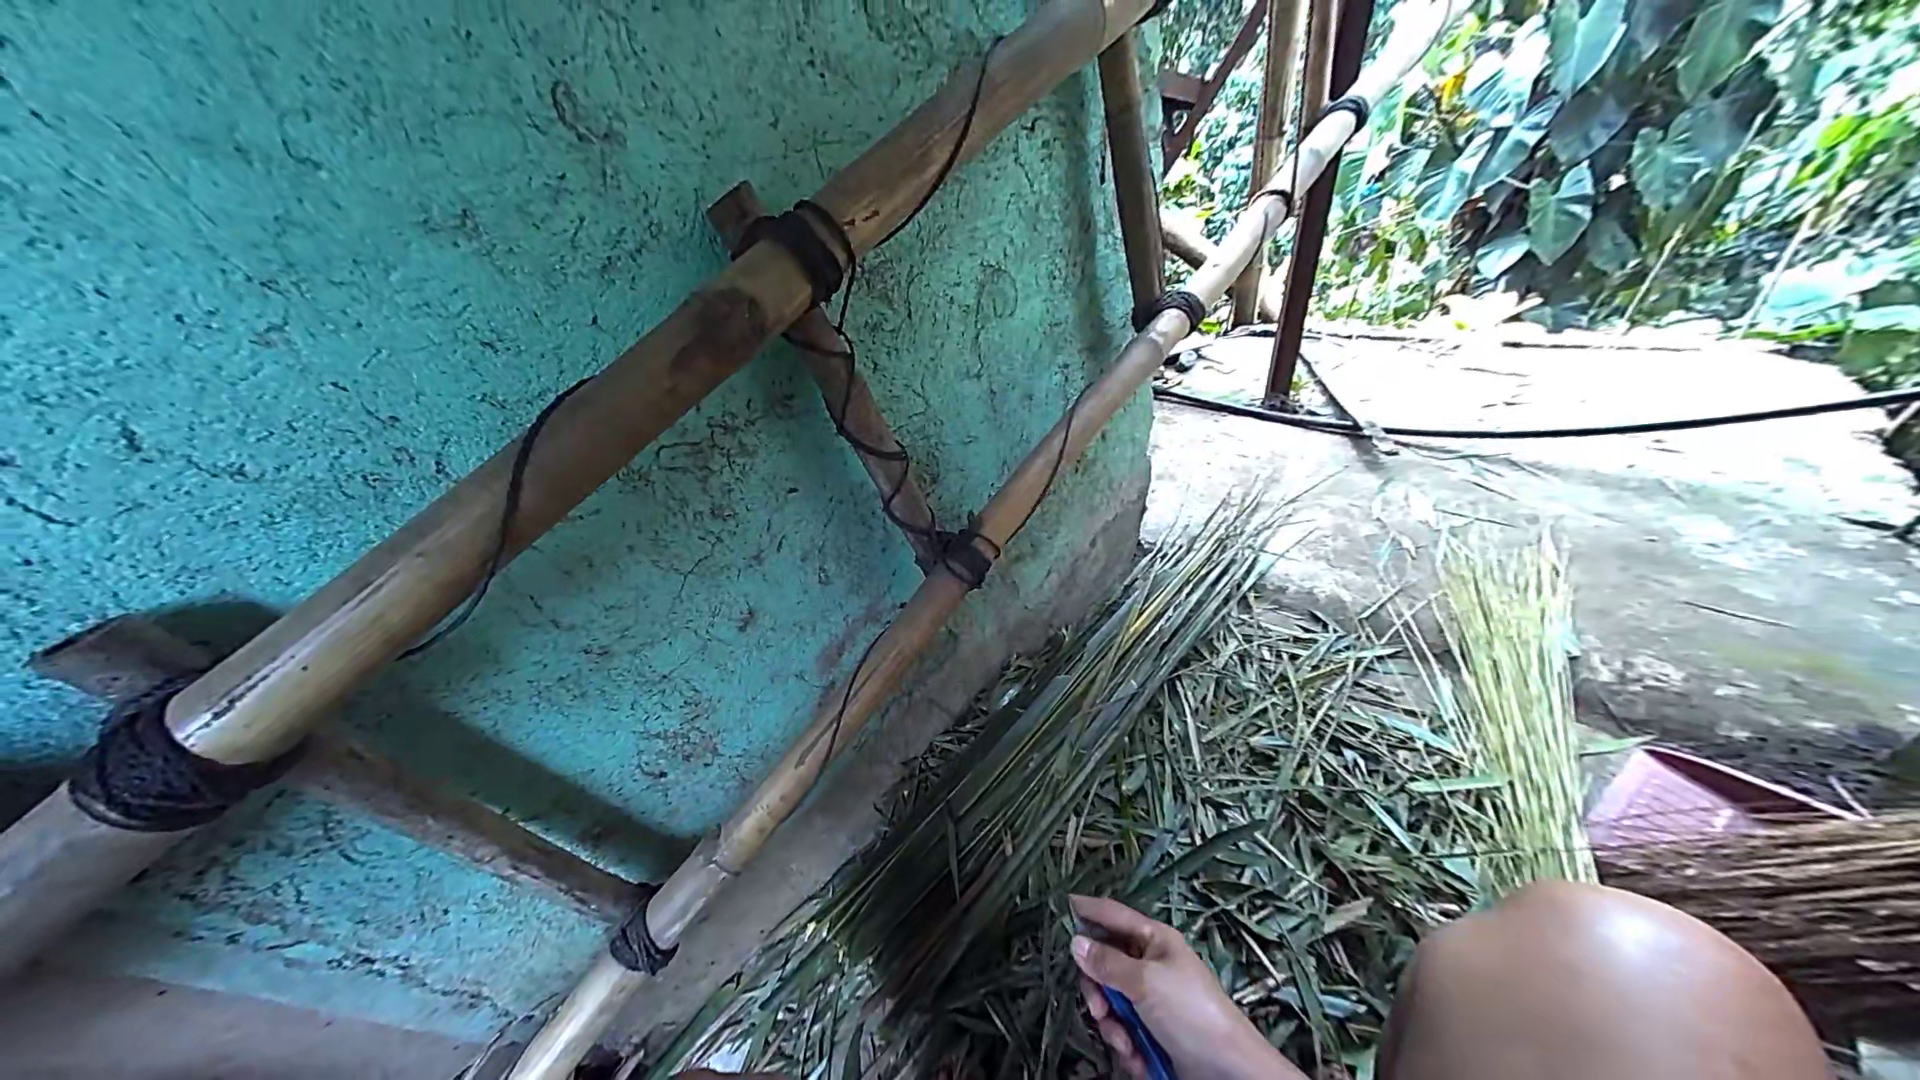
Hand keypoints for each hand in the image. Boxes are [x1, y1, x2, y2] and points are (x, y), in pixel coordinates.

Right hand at [1070, 895, 1306, 1079]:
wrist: (1229, 1073)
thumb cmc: (1190, 1012)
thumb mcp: (1145, 982)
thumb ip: (1107, 962)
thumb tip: (1075, 942)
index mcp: (1152, 939)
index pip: (1112, 914)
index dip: (1087, 908)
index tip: (1060, 904)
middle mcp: (1148, 963)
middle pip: (1104, 962)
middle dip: (1098, 989)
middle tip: (1099, 1008)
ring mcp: (1150, 997)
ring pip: (1110, 1000)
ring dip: (1111, 1024)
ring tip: (1125, 1043)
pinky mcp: (1152, 1030)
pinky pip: (1122, 1028)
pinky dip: (1125, 1044)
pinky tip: (1137, 1057)